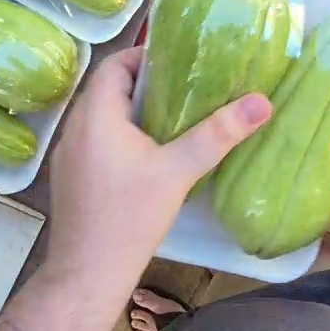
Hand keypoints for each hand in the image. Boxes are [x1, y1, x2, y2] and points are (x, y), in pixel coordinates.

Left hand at [41, 47, 270, 292]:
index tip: (180, 65)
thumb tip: (261, 102)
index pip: (115, 64)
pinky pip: (95, 142)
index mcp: (95, 115)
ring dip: (133, 114)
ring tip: (173, 120)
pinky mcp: (70, 178)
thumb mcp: (178, 172)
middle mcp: (74, 128)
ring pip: (102, 118)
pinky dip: (120, 138)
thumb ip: (218, 135)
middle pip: (108, 90)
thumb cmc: (130, 218)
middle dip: (146, 86)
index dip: (146, 57)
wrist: (88, 273)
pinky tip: (148, 158)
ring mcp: (68, 155)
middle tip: (186, 91)